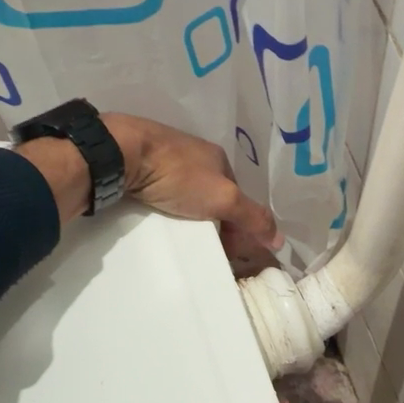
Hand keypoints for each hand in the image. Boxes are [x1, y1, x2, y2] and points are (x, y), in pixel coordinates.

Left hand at [106, 114, 282, 274]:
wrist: (123, 152)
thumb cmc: (179, 175)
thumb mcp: (224, 199)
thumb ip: (252, 217)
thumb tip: (280, 239)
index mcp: (218, 157)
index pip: (237, 196)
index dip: (238, 225)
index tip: (230, 250)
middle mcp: (195, 153)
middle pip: (213, 195)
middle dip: (216, 220)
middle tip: (208, 246)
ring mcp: (165, 155)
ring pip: (187, 192)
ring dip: (190, 213)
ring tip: (183, 235)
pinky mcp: (140, 162)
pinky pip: (162, 189)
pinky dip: (166, 204)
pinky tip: (160, 215)